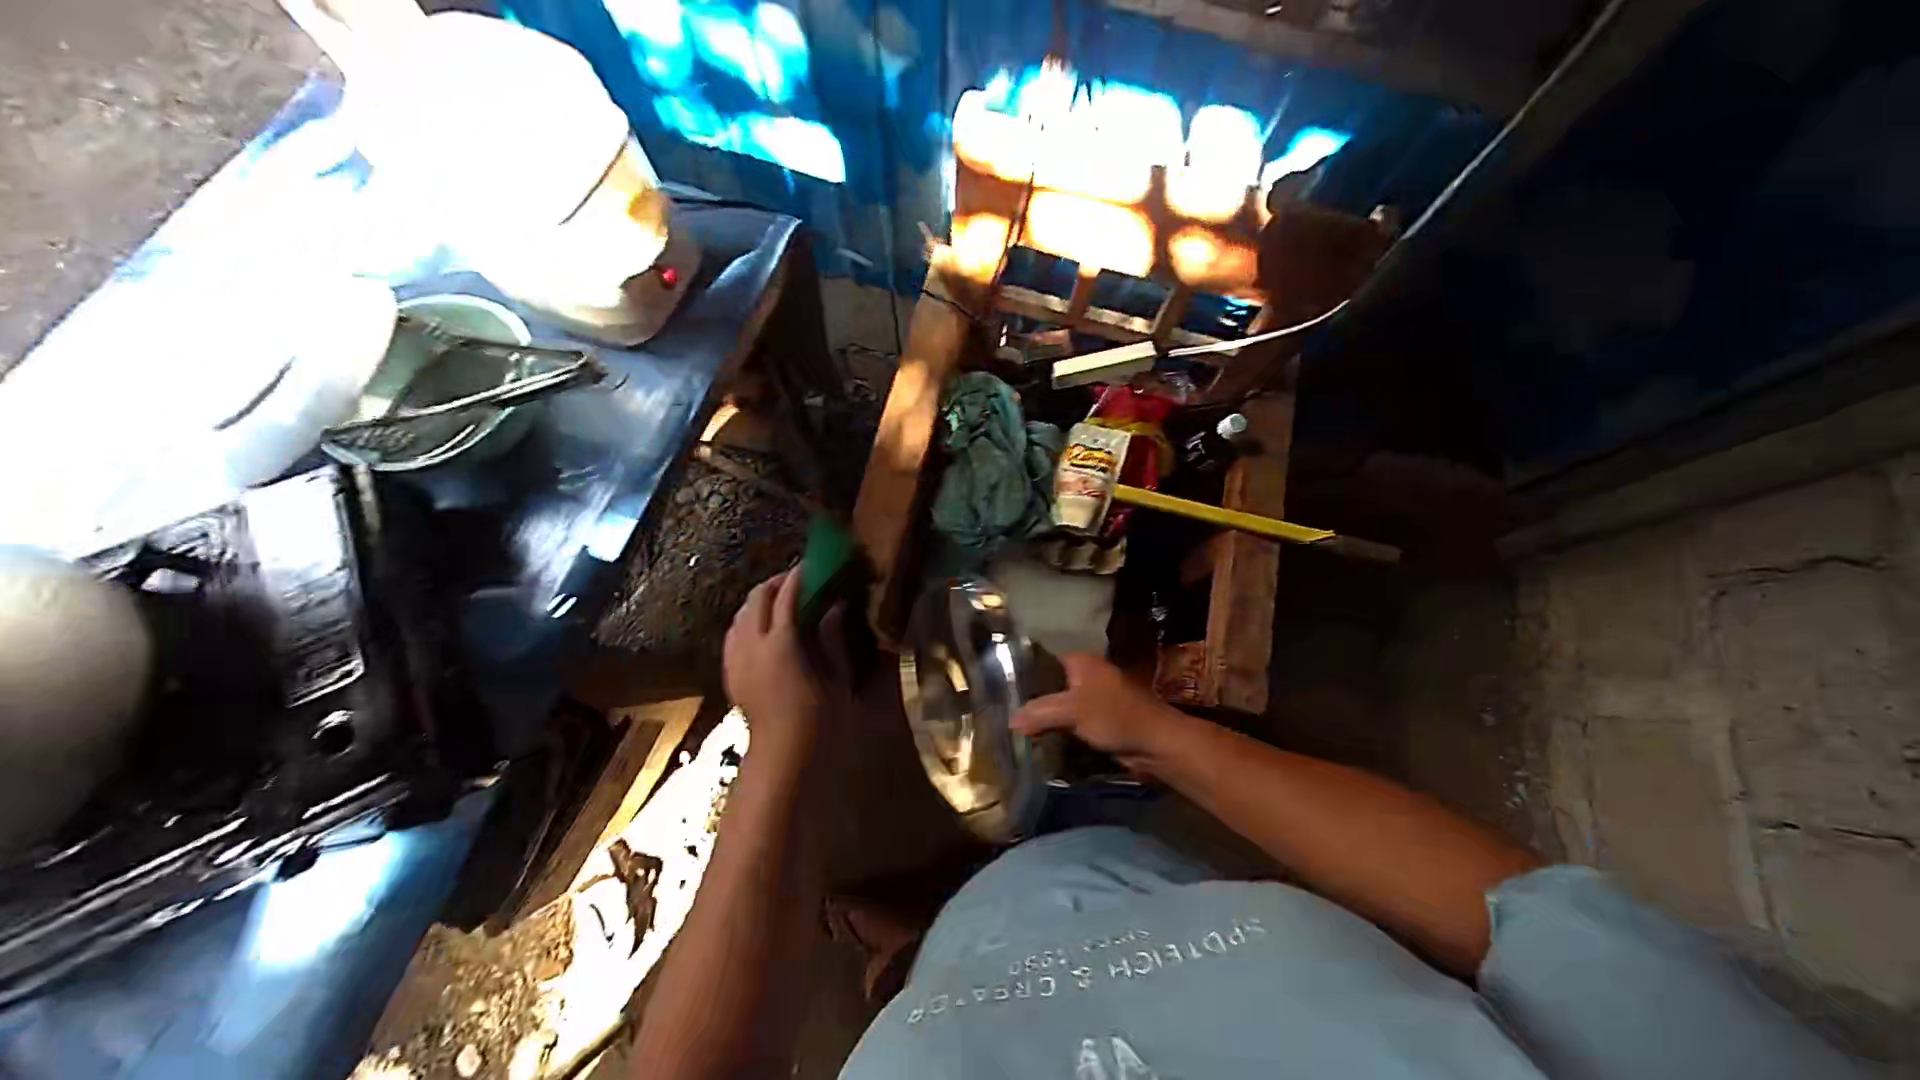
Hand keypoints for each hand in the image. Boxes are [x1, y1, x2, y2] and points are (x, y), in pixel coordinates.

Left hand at [723, 569, 821, 758]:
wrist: (782, 755)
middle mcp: (752, 646)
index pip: (786, 597)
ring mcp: (736, 659)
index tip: (813, 565)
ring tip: (781, 597)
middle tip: (798, 577)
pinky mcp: (730, 671)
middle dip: (776, 582)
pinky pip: (733, 633)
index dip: (799, 576)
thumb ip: (833, 638)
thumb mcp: (836, 678)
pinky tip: (763, 625)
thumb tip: (836, 607)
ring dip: (760, 599)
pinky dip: (747, 619)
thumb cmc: (818, 719)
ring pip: (740, 613)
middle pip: (757, 598)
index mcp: (781, 645)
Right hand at [1011, 653, 1190, 771]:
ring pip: (1057, 709)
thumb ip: (1039, 712)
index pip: (1040, 663)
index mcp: (1079, 662)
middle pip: (1047, 688)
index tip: (999, 696)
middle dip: (1030, 705)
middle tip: (1005, 719)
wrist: (1157, 744)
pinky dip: (1057, 733)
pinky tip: (1038, 743)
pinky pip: (1068, 725)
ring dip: (1043, 723)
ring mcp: (1092, 700)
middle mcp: (1084, 676)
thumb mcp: (1072, 710)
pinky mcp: (1097, 723)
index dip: (1020, 678)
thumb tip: (1010, 721)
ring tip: (1017, 734)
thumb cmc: (1116, 717)